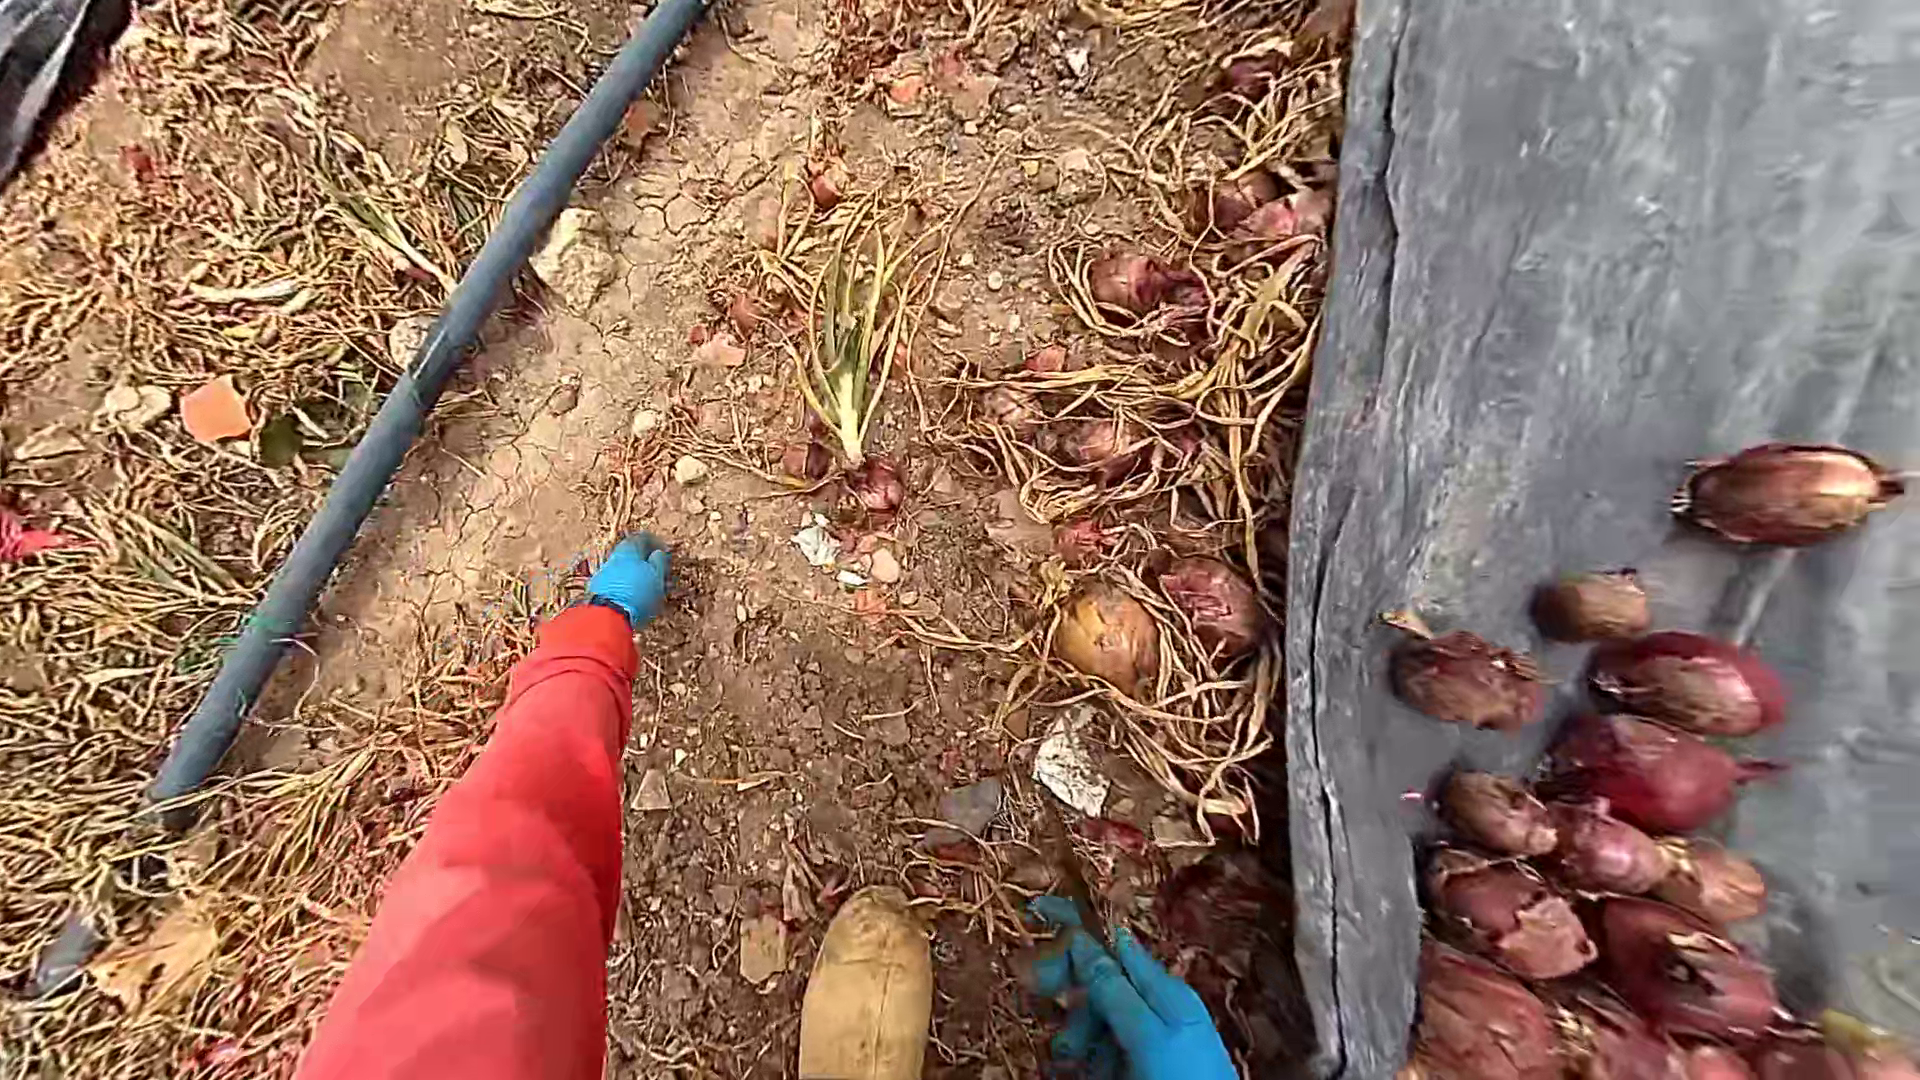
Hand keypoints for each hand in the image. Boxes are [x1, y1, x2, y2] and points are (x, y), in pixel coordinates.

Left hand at [585, 533, 670, 627]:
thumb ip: (659, 562)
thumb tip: (658, 553)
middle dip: (643, 560)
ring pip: (622, 569)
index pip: (641, 538)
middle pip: (629, 554)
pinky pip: (615, 583)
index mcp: (628, 550)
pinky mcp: (596, 591)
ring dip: (634, 575)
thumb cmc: (636, 593)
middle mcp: (613, 559)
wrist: (606, 617)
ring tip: (647, 588)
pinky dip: (625, 586)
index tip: (662, 550)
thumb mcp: (657, 577)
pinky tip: (633, 598)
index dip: (654, 542)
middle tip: (656, 570)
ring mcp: (602, 575)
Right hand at [1028, 897, 1236, 1079]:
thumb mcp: (1147, 1036)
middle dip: (1070, 989)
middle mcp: (1157, 1005)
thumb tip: (1082, 937)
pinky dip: (1091, 1055)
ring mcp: (1152, 1039)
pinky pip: (1108, 1048)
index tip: (1036, 911)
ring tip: (1066, 1054)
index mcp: (1162, 987)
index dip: (1074, 923)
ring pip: (1100, 1016)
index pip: (1112, 938)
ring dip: (1077, 1029)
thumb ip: (1114, 988)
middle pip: (1101, 977)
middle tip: (1040, 1000)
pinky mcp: (1147, 1066)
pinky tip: (1082, 1068)